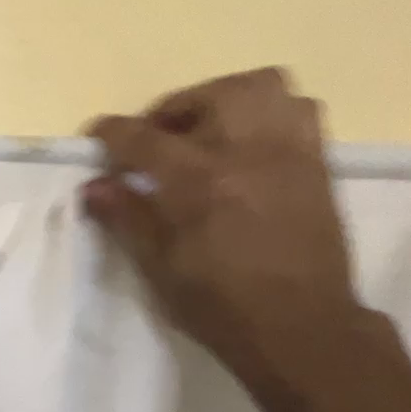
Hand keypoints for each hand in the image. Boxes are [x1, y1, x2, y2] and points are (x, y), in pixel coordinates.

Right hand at [83, 68, 382, 383]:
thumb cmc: (215, 304)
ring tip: (198, 132)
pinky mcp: (316, 160)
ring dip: (221, 100)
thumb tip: (93, 186)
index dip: (115, 133)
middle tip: (151, 138)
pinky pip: (294, 108)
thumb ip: (127, 217)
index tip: (95, 134)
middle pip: (212, 96)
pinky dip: (260, 113)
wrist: (296, 323)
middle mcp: (250, 152)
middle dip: (172, 108)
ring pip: (261, 88)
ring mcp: (290, 151)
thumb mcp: (157, 266)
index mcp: (200, 183)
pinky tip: (240, 145)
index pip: (147, 139)